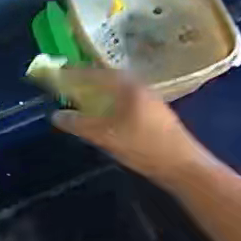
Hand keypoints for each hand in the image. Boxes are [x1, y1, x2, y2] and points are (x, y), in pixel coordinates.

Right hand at [51, 67, 213, 183]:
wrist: (184, 167)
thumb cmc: (144, 147)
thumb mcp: (106, 137)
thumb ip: (79, 125)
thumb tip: (56, 116)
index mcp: (129, 86)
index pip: (96, 73)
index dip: (76, 74)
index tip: (59, 74)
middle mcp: (141, 87)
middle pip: (109, 79)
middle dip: (88, 82)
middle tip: (69, 86)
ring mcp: (151, 100)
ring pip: (119, 91)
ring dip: (100, 94)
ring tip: (83, 101)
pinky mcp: (156, 114)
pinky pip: (127, 101)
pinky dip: (111, 104)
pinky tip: (105, 116)